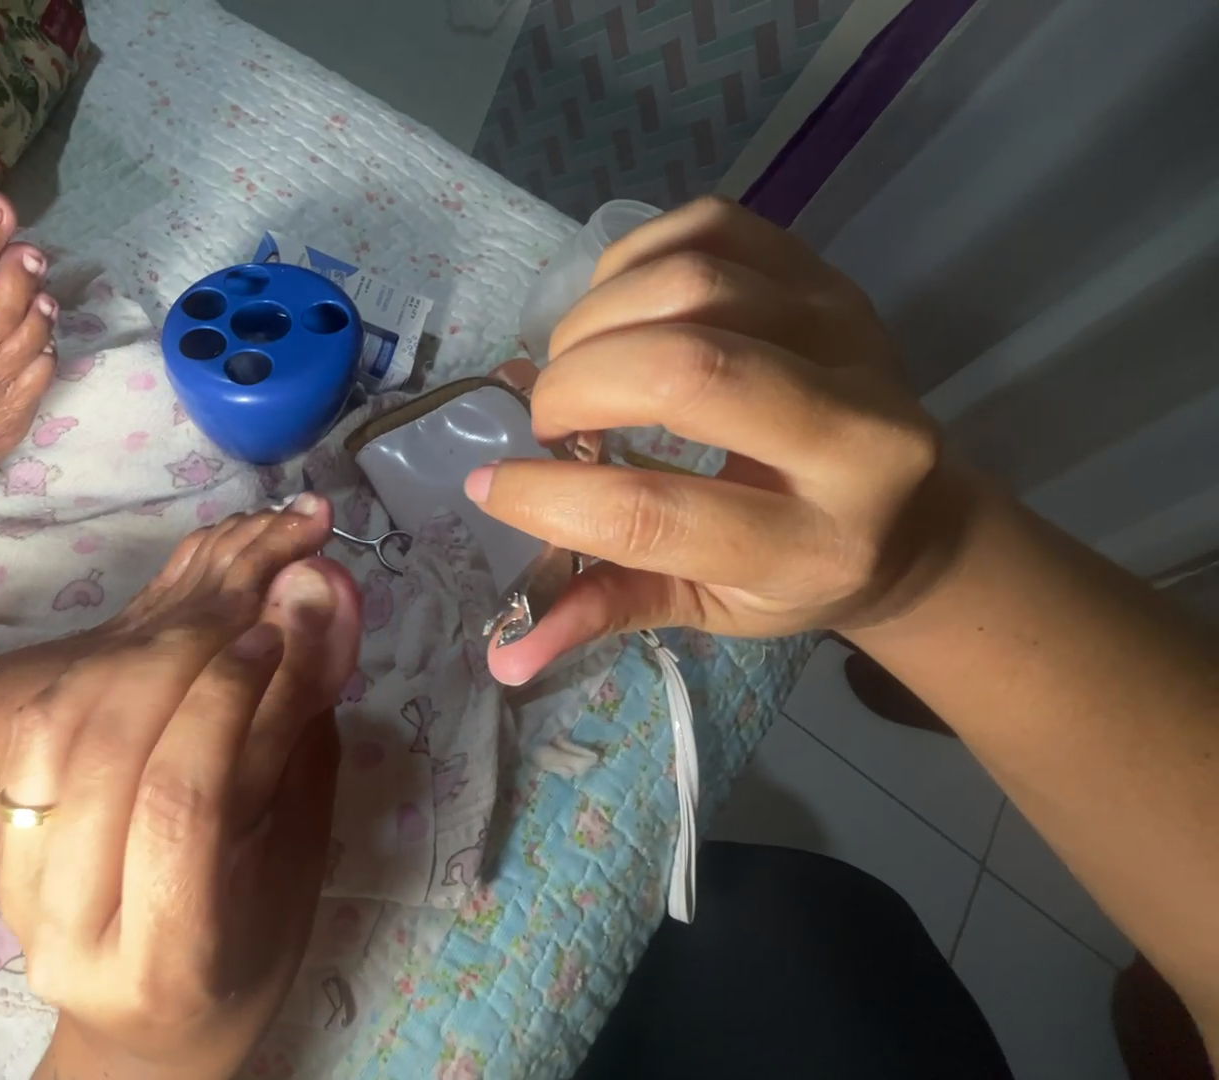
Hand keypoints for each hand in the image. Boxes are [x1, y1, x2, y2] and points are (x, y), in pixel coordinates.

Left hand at [0, 506, 362, 1079]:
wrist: (149, 1030)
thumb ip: (302, 738)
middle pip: (109, 757)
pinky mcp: (2, 852)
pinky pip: (30, 739)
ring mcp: (20, 893)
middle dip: (177, 659)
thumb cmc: (251, 956)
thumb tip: (315, 603)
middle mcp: (71, 936)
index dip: (225, 700)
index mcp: (168, 964)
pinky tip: (141, 655)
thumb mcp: (297, 862)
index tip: (269, 635)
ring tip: (192, 625)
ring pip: (54, 736)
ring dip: (128, 656)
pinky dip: (88, 676)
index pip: (182, 802)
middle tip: (235, 610)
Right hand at [467, 197, 972, 685]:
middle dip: (572, 390)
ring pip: (690, 287)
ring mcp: (845, 335)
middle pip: (683, 373)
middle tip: (546, 421)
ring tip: (575, 367)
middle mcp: (850, 433)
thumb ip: (604, 616)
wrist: (916, 510)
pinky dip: (629, 264)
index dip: (546, 497)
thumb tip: (503, 660)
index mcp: (808, 543)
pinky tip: (614, 313)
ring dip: (593, 323)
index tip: (492, 485)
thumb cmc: (792, 574)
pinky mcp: (826, 277)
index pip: (652, 515)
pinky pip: (707, 228)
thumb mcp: (705, 611)